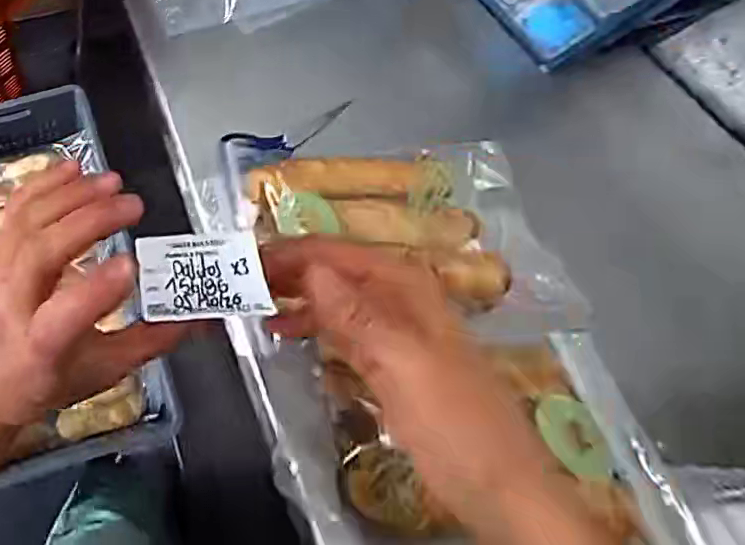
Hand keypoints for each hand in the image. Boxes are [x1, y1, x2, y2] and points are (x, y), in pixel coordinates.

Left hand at [0, 161, 201, 427]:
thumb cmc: (50, 376)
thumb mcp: (102, 370)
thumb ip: (150, 341)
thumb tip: (200, 318)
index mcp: (41, 344)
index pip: (62, 317)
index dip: (96, 291)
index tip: (133, 266)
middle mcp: (16, 302)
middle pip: (42, 253)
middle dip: (88, 222)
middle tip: (133, 205)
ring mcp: (3, 269)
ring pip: (29, 221)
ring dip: (71, 195)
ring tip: (110, 181)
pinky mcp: (2, 247)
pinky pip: (17, 206)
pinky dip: (43, 182)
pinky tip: (73, 168)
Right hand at [263, 238, 610, 544]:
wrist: (505, 492)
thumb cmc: (454, 421)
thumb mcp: (402, 363)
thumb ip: (355, 313)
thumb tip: (310, 268)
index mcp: (402, 283)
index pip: (333, 252)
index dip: (288, 251)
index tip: (245, 258)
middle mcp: (395, 295)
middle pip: (330, 269)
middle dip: (286, 269)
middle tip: (239, 279)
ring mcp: (392, 328)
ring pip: (332, 296)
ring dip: (294, 295)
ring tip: (252, 301)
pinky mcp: (387, 360)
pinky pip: (339, 328)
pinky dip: (310, 324)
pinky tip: (286, 330)